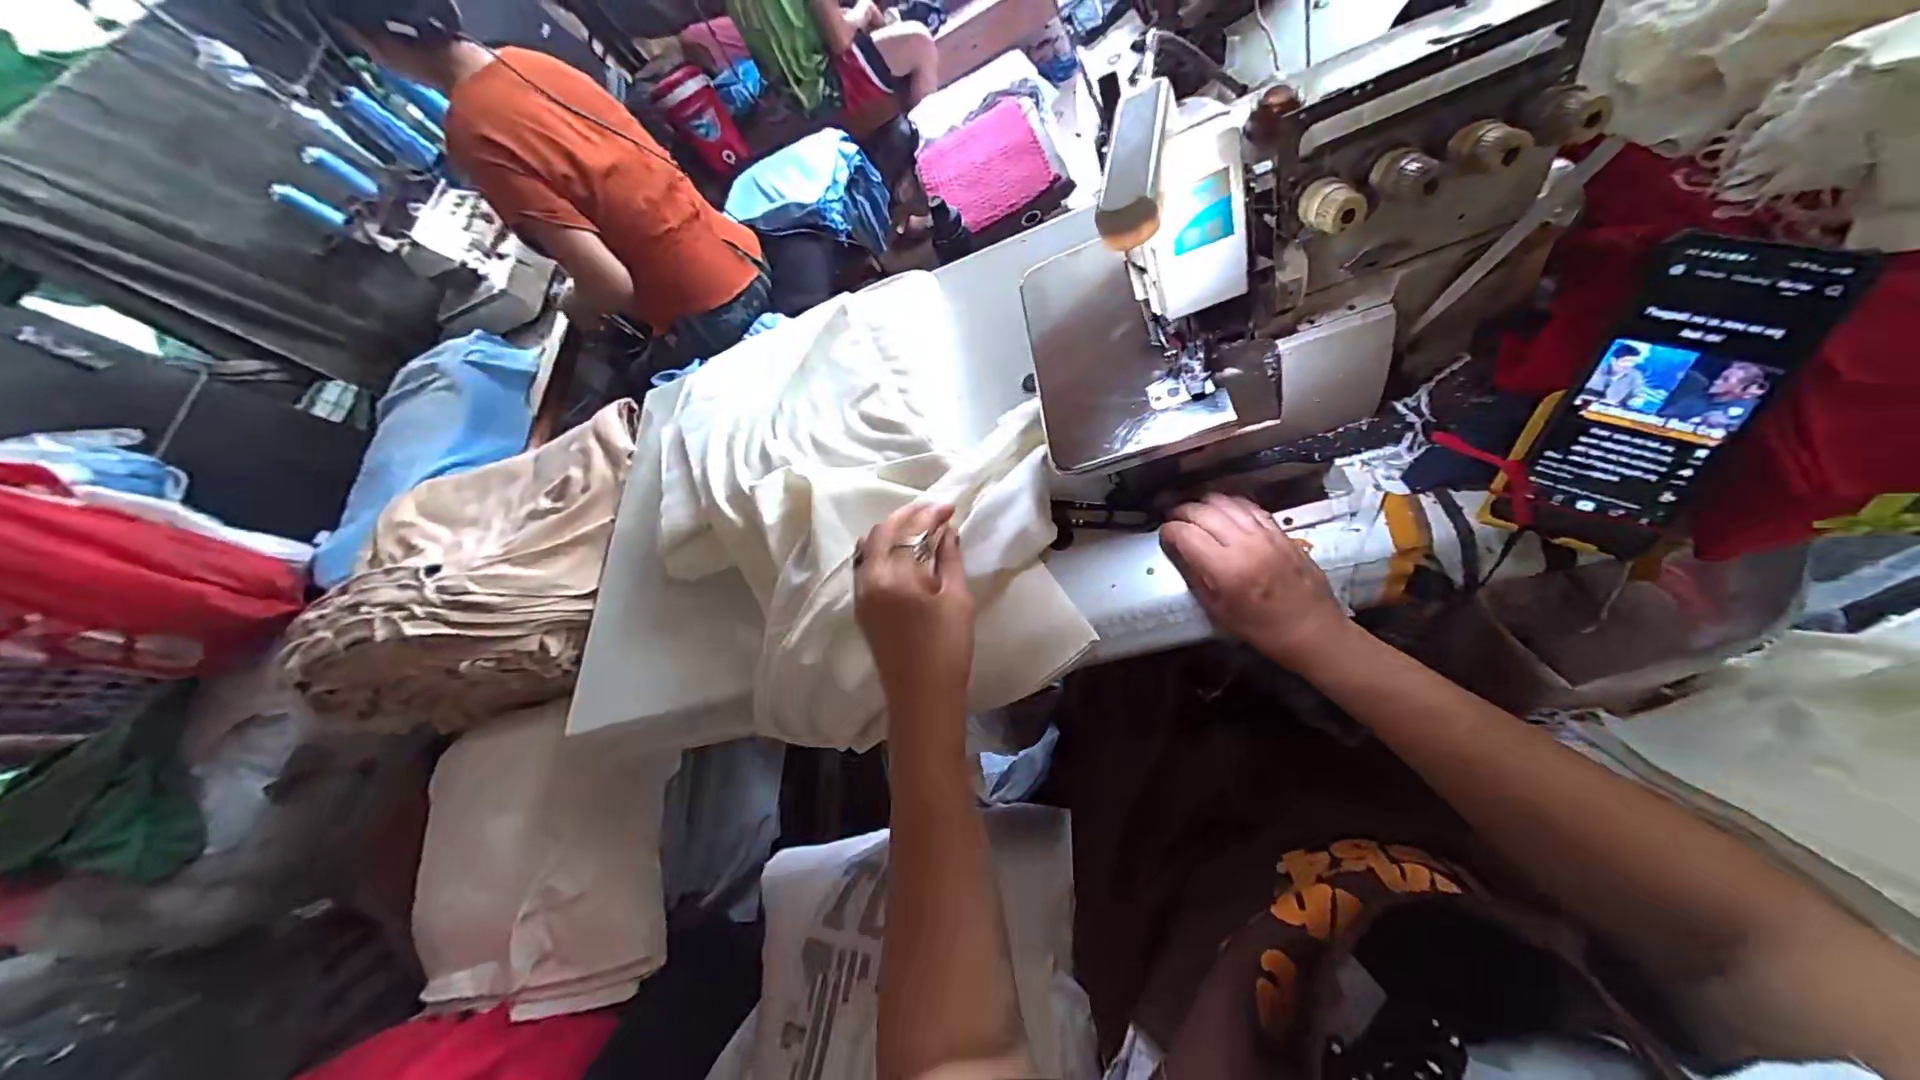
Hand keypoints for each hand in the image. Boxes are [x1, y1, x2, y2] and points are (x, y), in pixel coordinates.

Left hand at [855, 503, 975, 716]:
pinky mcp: (861, 607)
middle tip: (936, 513)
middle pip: (884, 530)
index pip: (911, 529)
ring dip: (893, 530)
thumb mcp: (957, 599)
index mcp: (896, 576)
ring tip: (919, 529)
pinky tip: (902, 552)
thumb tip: (947, 531)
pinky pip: (865, 563)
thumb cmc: (948, 649)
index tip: (951, 508)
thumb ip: (950, 559)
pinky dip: (882, 548)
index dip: (932, 514)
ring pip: (870, 545)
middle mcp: (870, 579)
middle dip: (910, 516)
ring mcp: (861, 593)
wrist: (921, 697)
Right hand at [1159, 494, 1353, 671]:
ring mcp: (1265, 534)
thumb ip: (1195, 576)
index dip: (1168, 531)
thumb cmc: (1261, 628)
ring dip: (1204, 504)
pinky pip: (1249, 507)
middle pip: (1202, 512)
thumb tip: (1178, 551)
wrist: (1312, 629)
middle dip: (1181, 512)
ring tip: (1195, 513)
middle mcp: (1244, 544)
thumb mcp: (1218, 610)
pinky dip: (1231, 505)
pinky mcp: (1280, 531)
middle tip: (1173, 521)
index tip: (1163, 535)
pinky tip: (1224, 512)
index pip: (1185, 533)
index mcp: (1226, 568)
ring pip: (1225, 502)